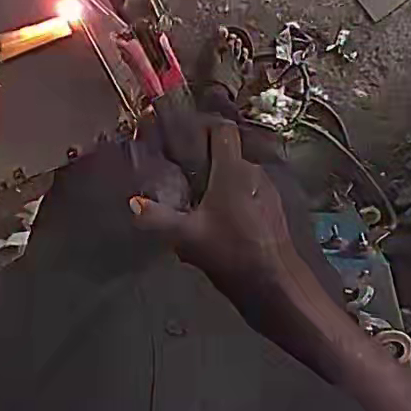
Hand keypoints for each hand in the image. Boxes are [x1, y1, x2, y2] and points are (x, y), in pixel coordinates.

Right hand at [130, 122, 306, 318]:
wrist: (276, 283)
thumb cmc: (232, 251)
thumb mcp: (187, 236)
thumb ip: (157, 218)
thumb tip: (134, 203)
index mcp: (233, 170)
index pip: (223, 130)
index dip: (204, 127)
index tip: (184, 136)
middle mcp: (253, 173)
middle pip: (228, 154)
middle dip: (206, 162)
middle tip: (183, 176)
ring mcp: (268, 191)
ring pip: (239, 176)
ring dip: (221, 183)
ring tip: (199, 203)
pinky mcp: (274, 210)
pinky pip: (250, 195)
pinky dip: (235, 200)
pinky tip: (221, 223)